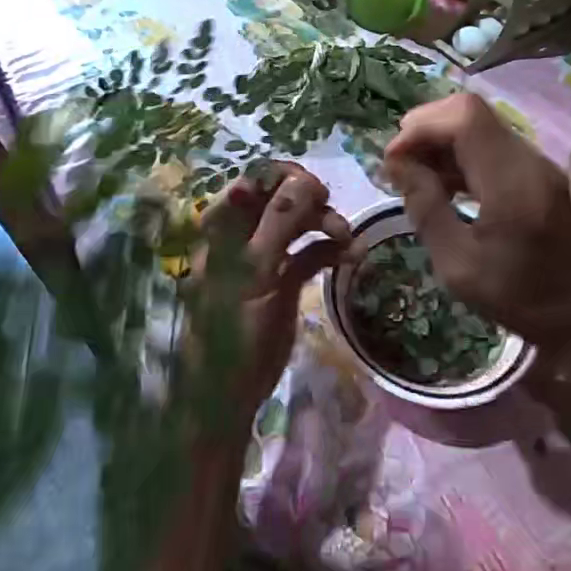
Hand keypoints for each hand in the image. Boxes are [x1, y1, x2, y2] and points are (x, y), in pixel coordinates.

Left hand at [190, 162, 349, 421]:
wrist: (230, 392)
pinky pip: (308, 250)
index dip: (285, 178)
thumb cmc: (234, 330)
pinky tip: (349, 256)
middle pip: (280, 196)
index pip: (253, 179)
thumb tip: (302, 180)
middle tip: (333, 213)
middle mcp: (241, 233)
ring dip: (324, 223)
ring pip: (297, 221)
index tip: (316, 190)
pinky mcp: (282, 278)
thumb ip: (278, 223)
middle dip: (310, 200)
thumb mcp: (256, 272)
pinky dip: (328, 249)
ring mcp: (263, 255)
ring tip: (347, 237)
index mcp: (220, 225)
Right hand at [381, 93, 570, 349]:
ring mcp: (536, 163)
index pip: (465, 120)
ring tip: (411, 172)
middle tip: (398, 161)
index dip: (421, 127)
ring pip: (478, 122)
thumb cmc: (515, 298)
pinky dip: (456, 151)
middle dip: (425, 126)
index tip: (392, 158)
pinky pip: (488, 142)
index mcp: (513, 186)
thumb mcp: (456, 265)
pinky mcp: (534, 170)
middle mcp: (530, 162)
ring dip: (438, 138)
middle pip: (471, 111)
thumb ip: (426, 209)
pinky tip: (438, 180)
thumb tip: (398, 164)